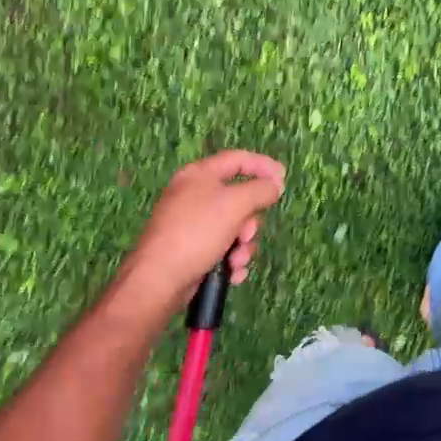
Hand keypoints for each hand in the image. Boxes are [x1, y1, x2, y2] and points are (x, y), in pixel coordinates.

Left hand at [116, 150, 286, 314]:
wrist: (157, 281)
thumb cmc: (197, 233)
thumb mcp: (236, 204)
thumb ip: (261, 189)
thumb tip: (274, 186)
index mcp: (200, 174)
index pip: (239, 159)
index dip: (264, 165)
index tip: (283, 180)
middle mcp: (194, 194)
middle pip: (239, 196)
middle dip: (251, 220)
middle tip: (248, 234)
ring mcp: (191, 222)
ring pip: (234, 225)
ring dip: (243, 244)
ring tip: (236, 260)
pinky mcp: (190, 247)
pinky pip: (222, 245)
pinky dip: (231, 258)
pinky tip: (231, 272)